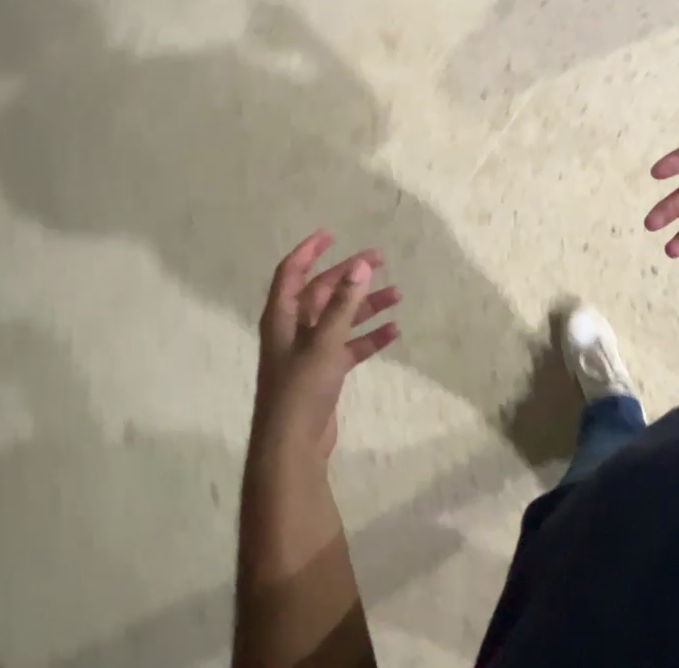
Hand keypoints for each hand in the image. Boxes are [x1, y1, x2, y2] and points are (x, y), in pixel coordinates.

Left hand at [255, 230, 401, 465]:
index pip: (292, 272)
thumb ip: (344, 303)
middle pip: (322, 292)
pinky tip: (393, 331)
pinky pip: (350, 345)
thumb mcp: (324, 342)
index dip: (309, 250)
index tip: (332, 233)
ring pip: (340, 318)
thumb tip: (361, 264)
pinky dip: (369, 337)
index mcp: (282, 317)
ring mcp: (310, 351)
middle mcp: (293, 329)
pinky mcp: (325, 371)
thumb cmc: (301, 389)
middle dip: (349, 275)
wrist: (292, 445)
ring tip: (397, 294)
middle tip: (379, 259)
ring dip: (365, 305)